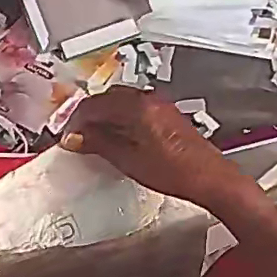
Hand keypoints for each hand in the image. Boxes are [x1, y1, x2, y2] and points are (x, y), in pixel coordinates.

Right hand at [59, 87, 255, 211]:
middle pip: (108, 98)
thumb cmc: (173, 171)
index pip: (94, 104)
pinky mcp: (168, 116)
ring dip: (105, 116)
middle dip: (88, 115)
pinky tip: (118, 137)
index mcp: (136, 106)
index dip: (76, 119)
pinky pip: (136, 109)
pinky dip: (121, 119)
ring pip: (122, 102)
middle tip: (76, 134)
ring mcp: (160, 106)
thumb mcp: (128, 160)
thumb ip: (99, 144)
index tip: (66, 134)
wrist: (210, 178)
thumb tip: (75, 137)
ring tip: (93, 137)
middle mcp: (148, 99)